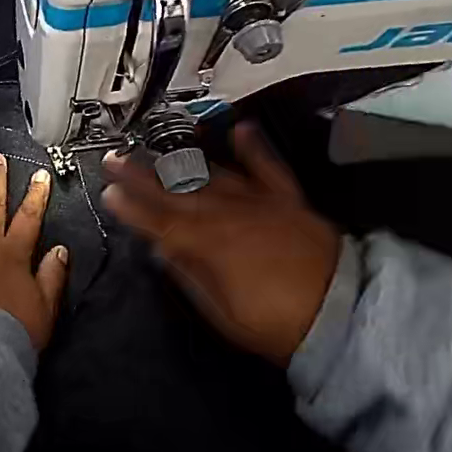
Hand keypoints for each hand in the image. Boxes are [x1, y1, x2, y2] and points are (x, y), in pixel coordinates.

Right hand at [102, 123, 341, 365]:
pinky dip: (252, 147)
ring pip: (209, 174)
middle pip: (174, 191)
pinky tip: (239, 129)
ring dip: (178, 159)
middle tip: (115, 159)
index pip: (157, 221)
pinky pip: (267, 166)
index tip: (109, 193)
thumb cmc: (275, 322)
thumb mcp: (222, 311)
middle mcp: (226, 214)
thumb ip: (189, 275)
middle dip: (141, 175)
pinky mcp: (285, 198)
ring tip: (155, 144)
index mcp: (207, 244)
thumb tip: (162, 251)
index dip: (130, 207)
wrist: (342, 313)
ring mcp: (256, 201)